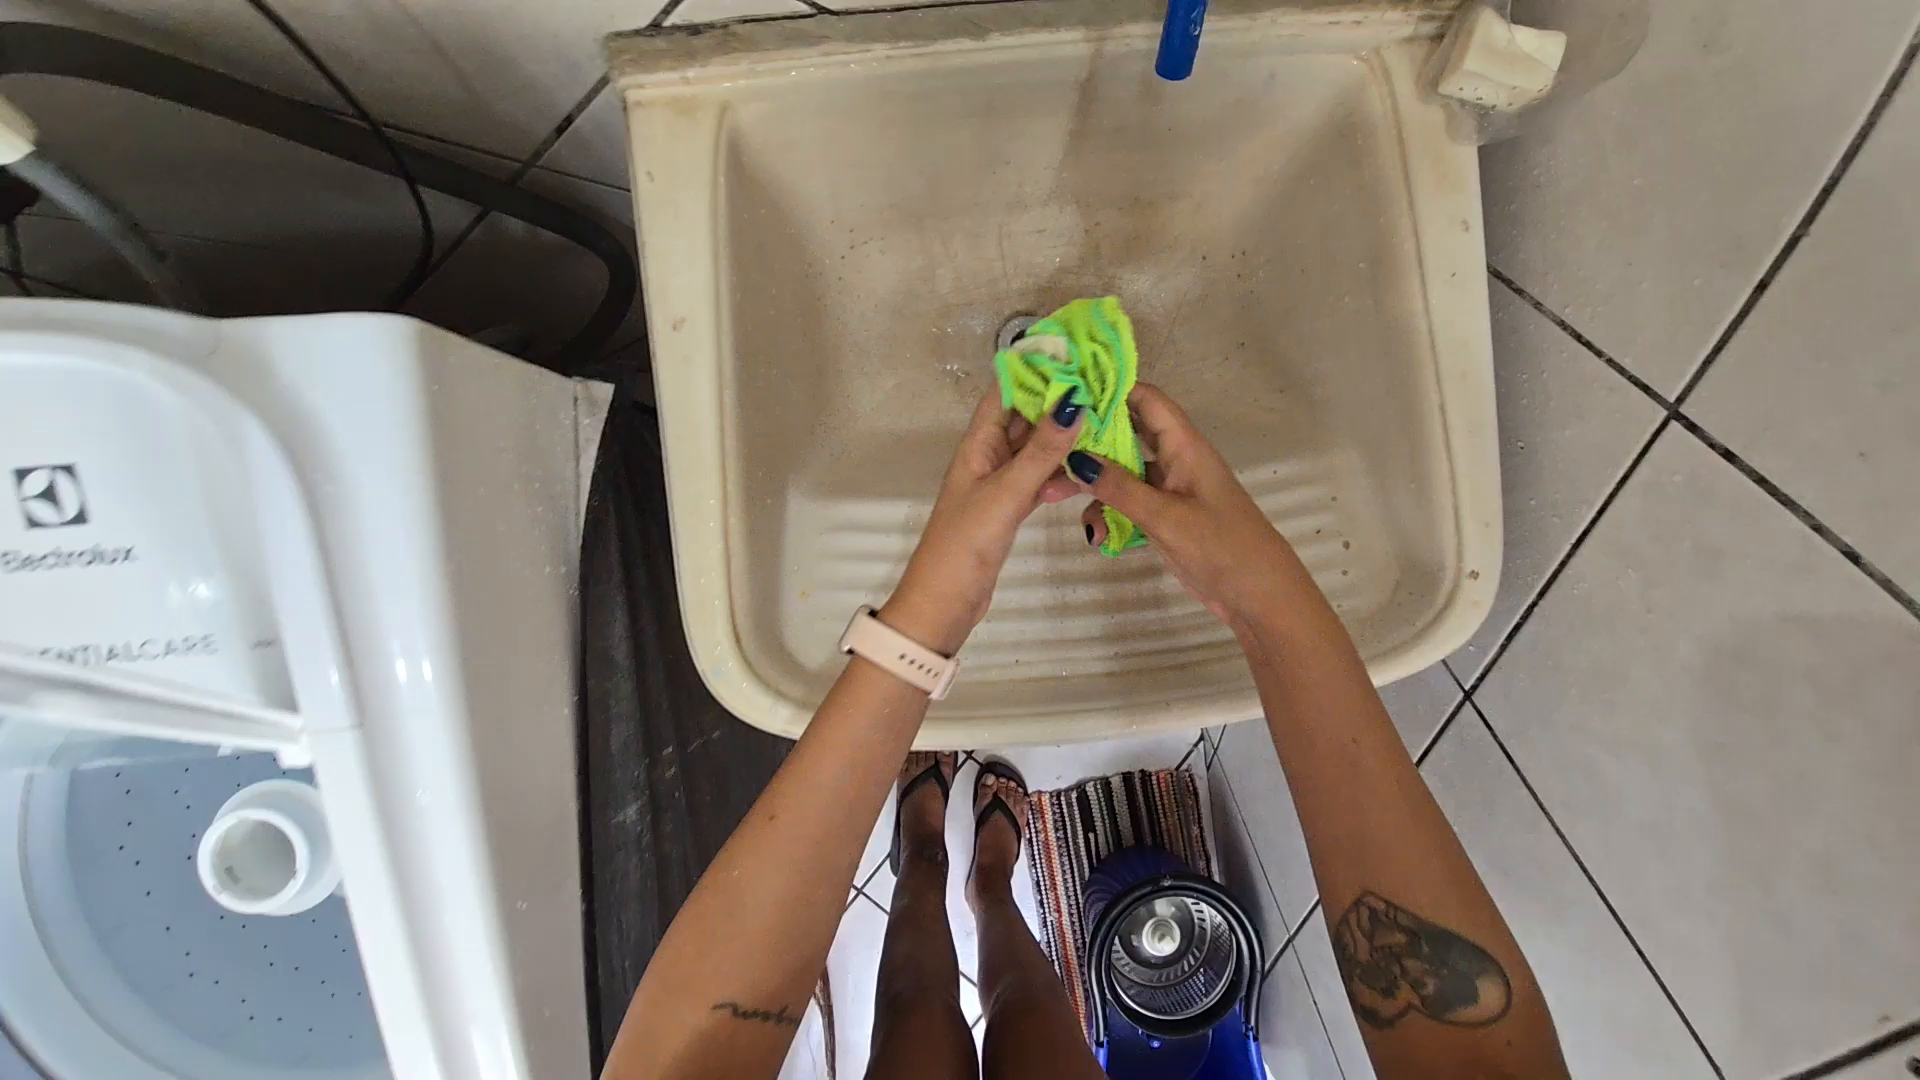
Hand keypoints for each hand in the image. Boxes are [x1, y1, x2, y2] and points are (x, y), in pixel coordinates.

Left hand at [880, 392, 1084, 654]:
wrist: (946, 601)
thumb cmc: (966, 542)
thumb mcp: (1006, 493)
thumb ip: (1041, 452)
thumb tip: (1073, 404)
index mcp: (977, 444)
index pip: (1005, 393)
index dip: (1035, 370)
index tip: (1074, 354)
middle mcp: (987, 456)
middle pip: (1024, 418)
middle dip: (1057, 403)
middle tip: (1103, 389)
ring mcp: (998, 483)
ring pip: (1035, 450)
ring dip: (1062, 440)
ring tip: (1103, 427)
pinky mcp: (1009, 508)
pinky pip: (1037, 479)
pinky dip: (1058, 474)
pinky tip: (1084, 473)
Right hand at [1067, 383, 1298, 632]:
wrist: (1257, 595)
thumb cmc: (1221, 546)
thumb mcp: (1165, 516)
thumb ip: (1119, 487)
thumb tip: (1074, 459)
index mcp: (1184, 445)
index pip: (1145, 399)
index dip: (1109, 390)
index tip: (1067, 395)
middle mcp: (1174, 459)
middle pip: (1125, 434)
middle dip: (1087, 442)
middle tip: (1048, 452)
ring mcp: (1168, 488)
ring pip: (1120, 472)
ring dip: (1091, 484)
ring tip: (1054, 498)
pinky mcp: (1162, 516)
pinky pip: (1125, 502)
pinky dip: (1107, 513)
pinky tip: (1097, 536)